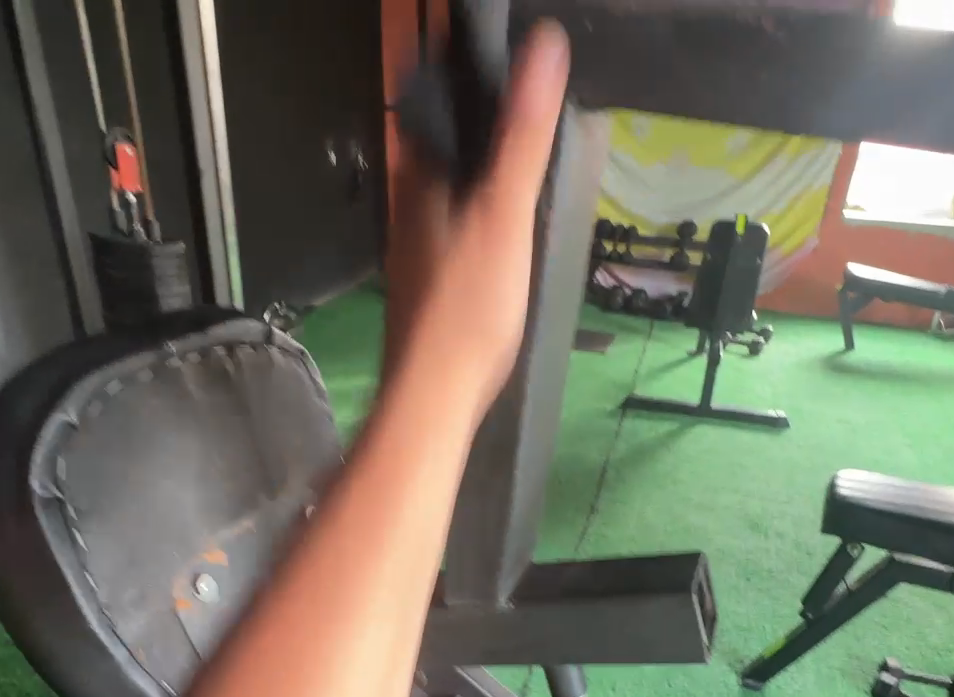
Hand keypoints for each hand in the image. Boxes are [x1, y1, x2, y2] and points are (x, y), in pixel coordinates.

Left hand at [383, 21, 570, 413]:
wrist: (437, 393)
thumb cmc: (469, 306)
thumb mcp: (505, 215)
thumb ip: (522, 137)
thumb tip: (545, 46)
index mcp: (419, 177)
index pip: (434, 99)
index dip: (469, 76)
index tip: (510, 66)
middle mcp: (407, 205)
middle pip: (442, 146)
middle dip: (480, 127)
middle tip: (533, 114)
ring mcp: (415, 247)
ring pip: (448, 190)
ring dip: (480, 173)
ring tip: (528, 167)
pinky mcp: (429, 284)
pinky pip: (454, 230)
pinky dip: (479, 217)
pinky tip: (505, 234)